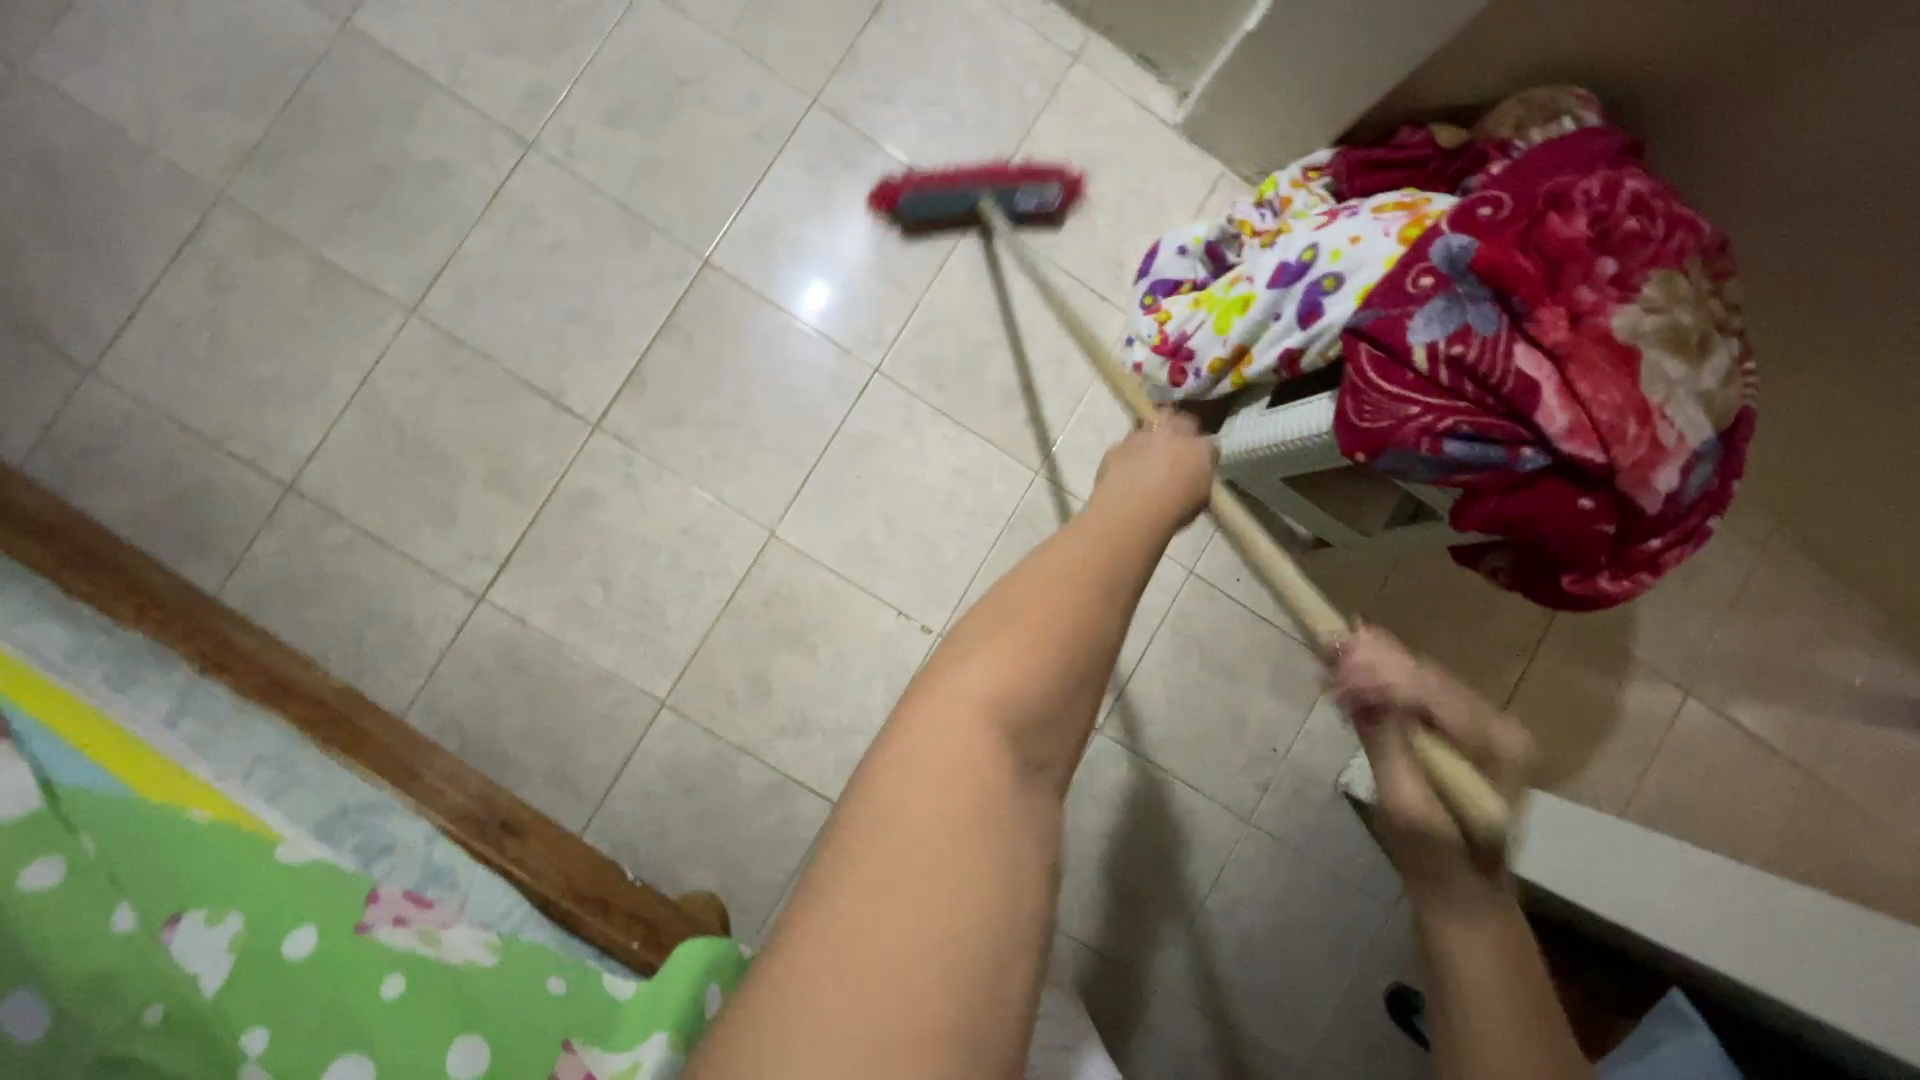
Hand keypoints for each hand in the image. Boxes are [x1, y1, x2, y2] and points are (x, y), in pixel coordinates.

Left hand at [1088, 408, 1215, 536]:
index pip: (1209, 443)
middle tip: (1175, 447)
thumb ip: (1200, 477)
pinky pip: (1126, 444)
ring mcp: (1142, 436)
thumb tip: (1196, 473)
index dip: (1203, 451)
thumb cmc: (1172, 512)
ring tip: (1148, 455)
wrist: (1130, 513)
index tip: (1199, 461)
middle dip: (1179, 429)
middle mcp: (1172, 434)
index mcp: (1199, 449)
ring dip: (1152, 436)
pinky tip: (1126, 468)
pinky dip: (1129, 452)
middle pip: (1179, 419)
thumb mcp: (1200, 499)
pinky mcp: (1117, 446)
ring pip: (1150, 426)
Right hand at [1328, 625, 1533, 914]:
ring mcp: (1488, 728)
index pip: (1432, 692)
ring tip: (1333, 653)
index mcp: (1496, 746)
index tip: (1336, 654)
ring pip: (1424, 681)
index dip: (1382, 669)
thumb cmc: (1434, 859)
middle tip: (1328, 642)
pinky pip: (1422, 695)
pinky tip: (1354, 673)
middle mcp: (1501, 726)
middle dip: (1376, 660)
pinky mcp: (1467, 733)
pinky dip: (1385, 682)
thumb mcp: (1405, 808)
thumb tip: (1358, 692)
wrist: (1463, 891)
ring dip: (1377, 666)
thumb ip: (1386, 746)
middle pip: (1429, 679)